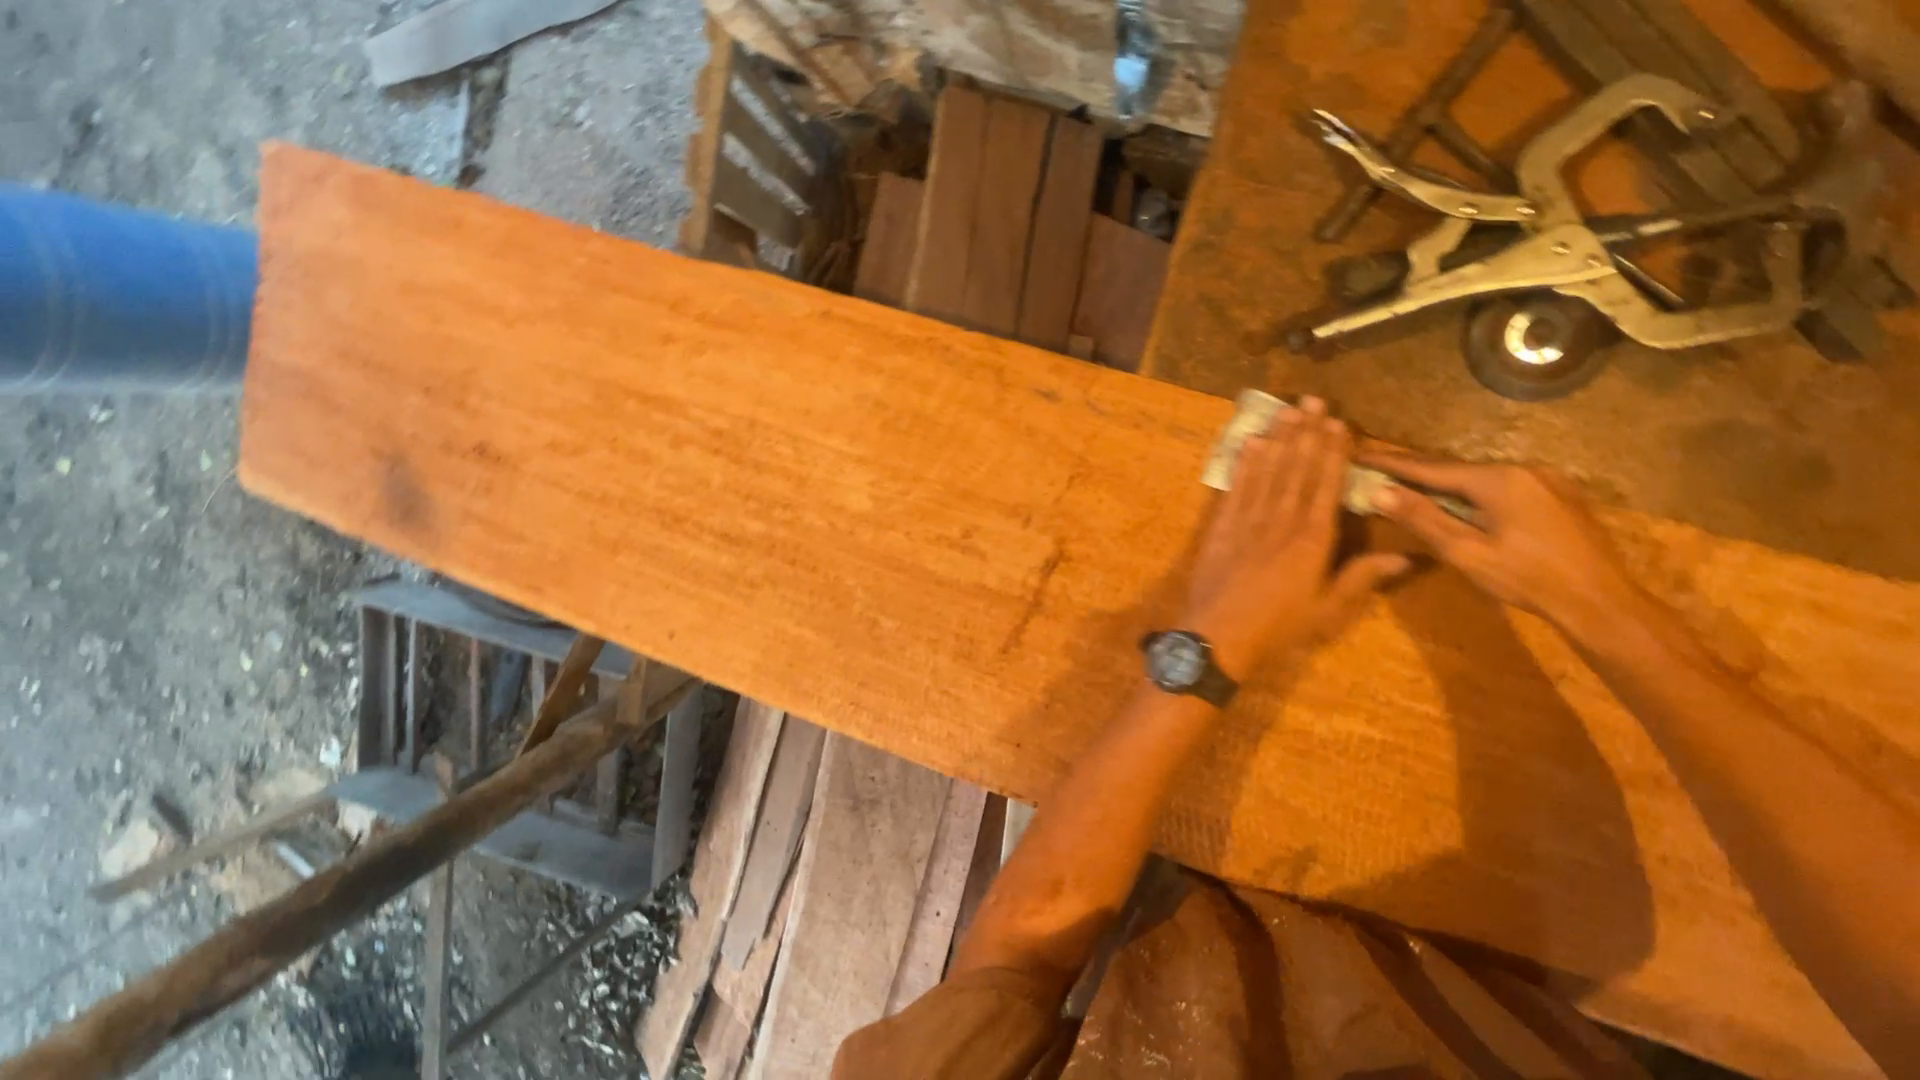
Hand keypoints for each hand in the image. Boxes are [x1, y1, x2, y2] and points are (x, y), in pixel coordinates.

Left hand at [1182, 398, 1409, 679]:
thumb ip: (1362, 578)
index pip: (1326, 486)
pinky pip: (1235, 487)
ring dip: (1279, 438)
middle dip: (1307, 433)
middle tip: (1314, 399)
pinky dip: (1245, 463)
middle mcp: (1281, 521)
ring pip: (1267, 472)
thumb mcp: (1327, 610)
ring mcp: (1248, 521)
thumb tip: (1406, 557)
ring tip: (1288, 409)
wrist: (1217, 637)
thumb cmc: (1277, 628)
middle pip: (1296, 470)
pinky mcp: (1220, 527)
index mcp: (1312, 540)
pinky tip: (1253, 441)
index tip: (1339, 424)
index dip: (1333, 453)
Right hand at [1359, 452, 1645, 637]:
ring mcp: (1547, 480)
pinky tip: (1467, 506)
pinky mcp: (1560, 495)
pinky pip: (1507, 487)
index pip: (1430, 468)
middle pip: (1457, 470)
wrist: (1600, 601)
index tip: (1359, 455)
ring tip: (1415, 488)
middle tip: (1380, 470)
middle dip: (1417, 472)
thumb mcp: (1467, 552)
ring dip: (1447, 484)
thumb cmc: (1528, 579)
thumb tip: (1380, 492)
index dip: (1391, 464)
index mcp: (1497, 480)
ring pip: (1483, 478)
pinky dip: (1477, 493)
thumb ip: (1423, 519)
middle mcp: (1523, 468)